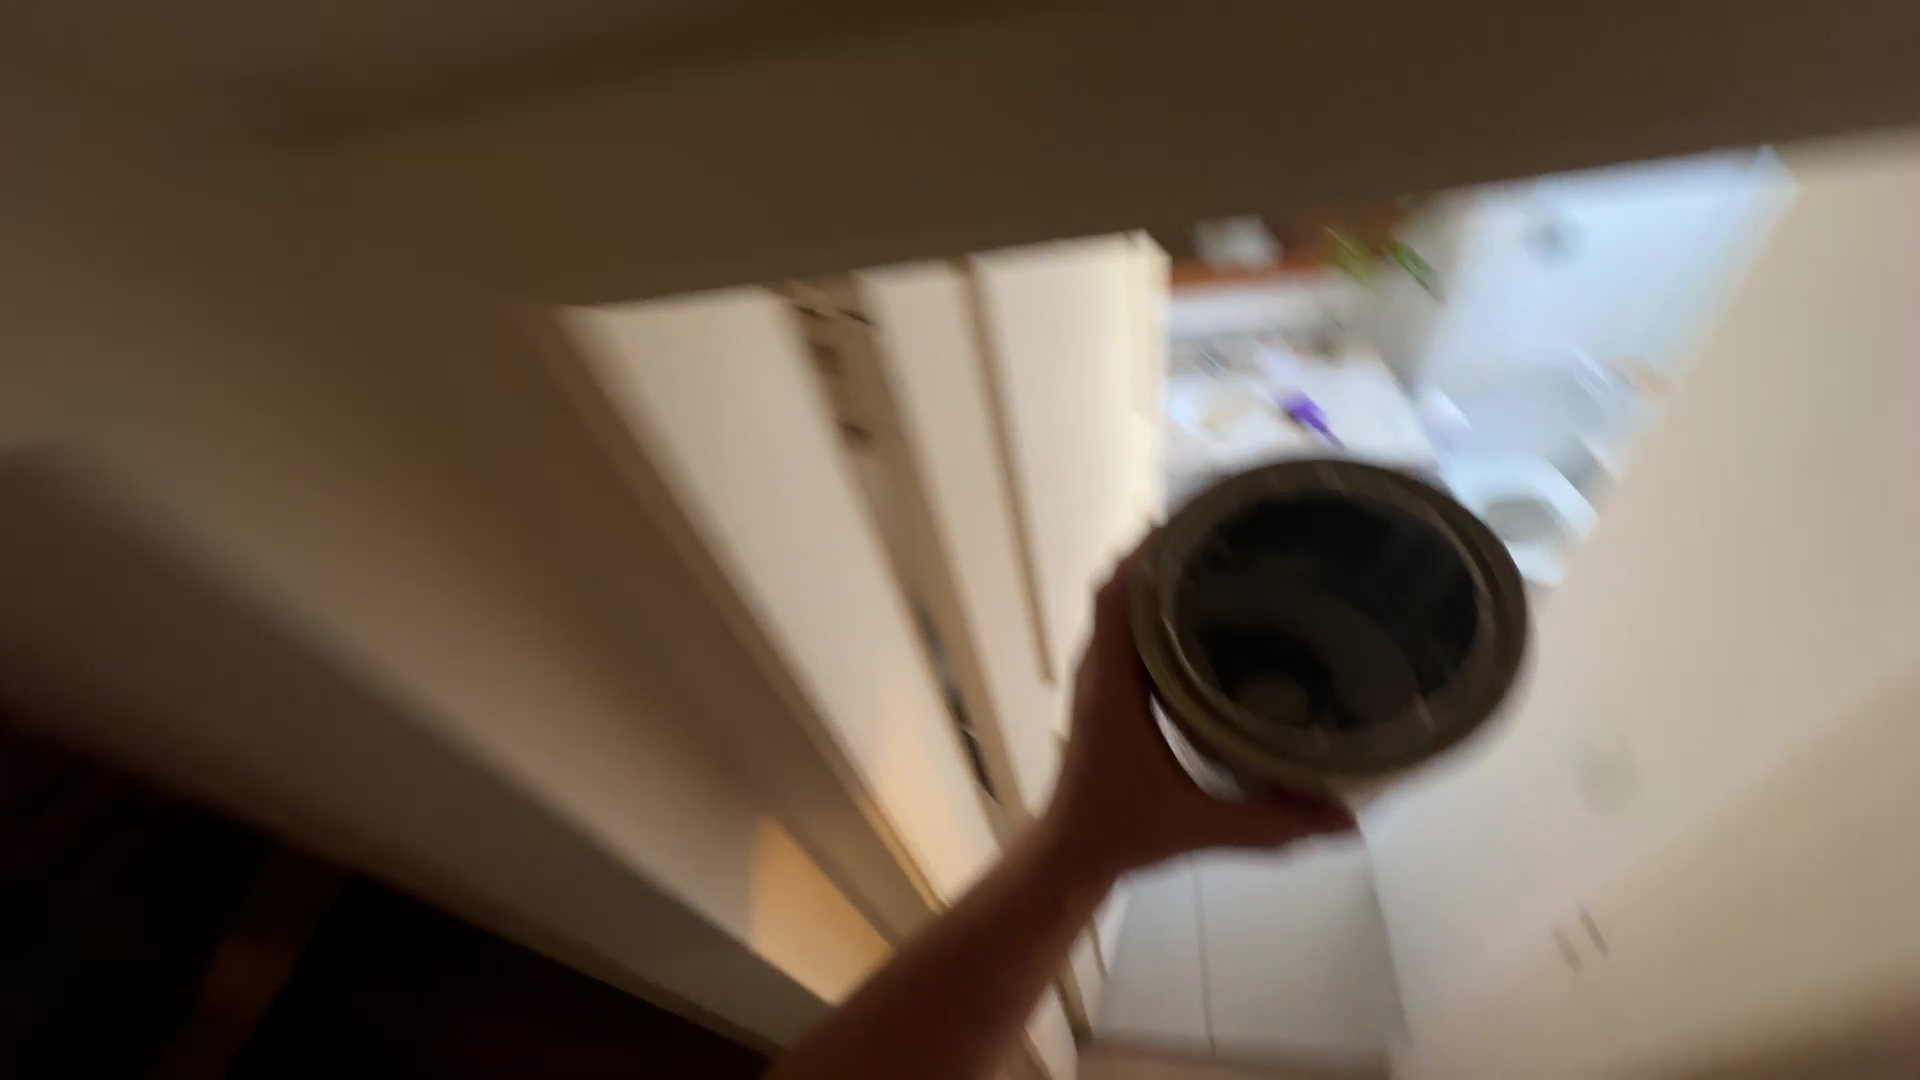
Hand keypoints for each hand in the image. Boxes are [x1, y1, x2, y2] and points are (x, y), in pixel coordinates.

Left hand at [1038, 542, 1356, 884]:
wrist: (1074, 848)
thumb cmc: (1126, 830)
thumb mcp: (1202, 828)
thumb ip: (1275, 825)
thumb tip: (1350, 817)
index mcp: (1114, 687)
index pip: (1115, 599)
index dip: (1144, 556)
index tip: (1189, 522)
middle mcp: (1100, 669)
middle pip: (1118, 590)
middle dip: (1160, 554)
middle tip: (1220, 532)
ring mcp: (1098, 676)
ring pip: (1117, 606)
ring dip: (1152, 577)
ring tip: (1211, 555)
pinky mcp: (1105, 686)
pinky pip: (1120, 628)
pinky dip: (1148, 607)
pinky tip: (1193, 610)